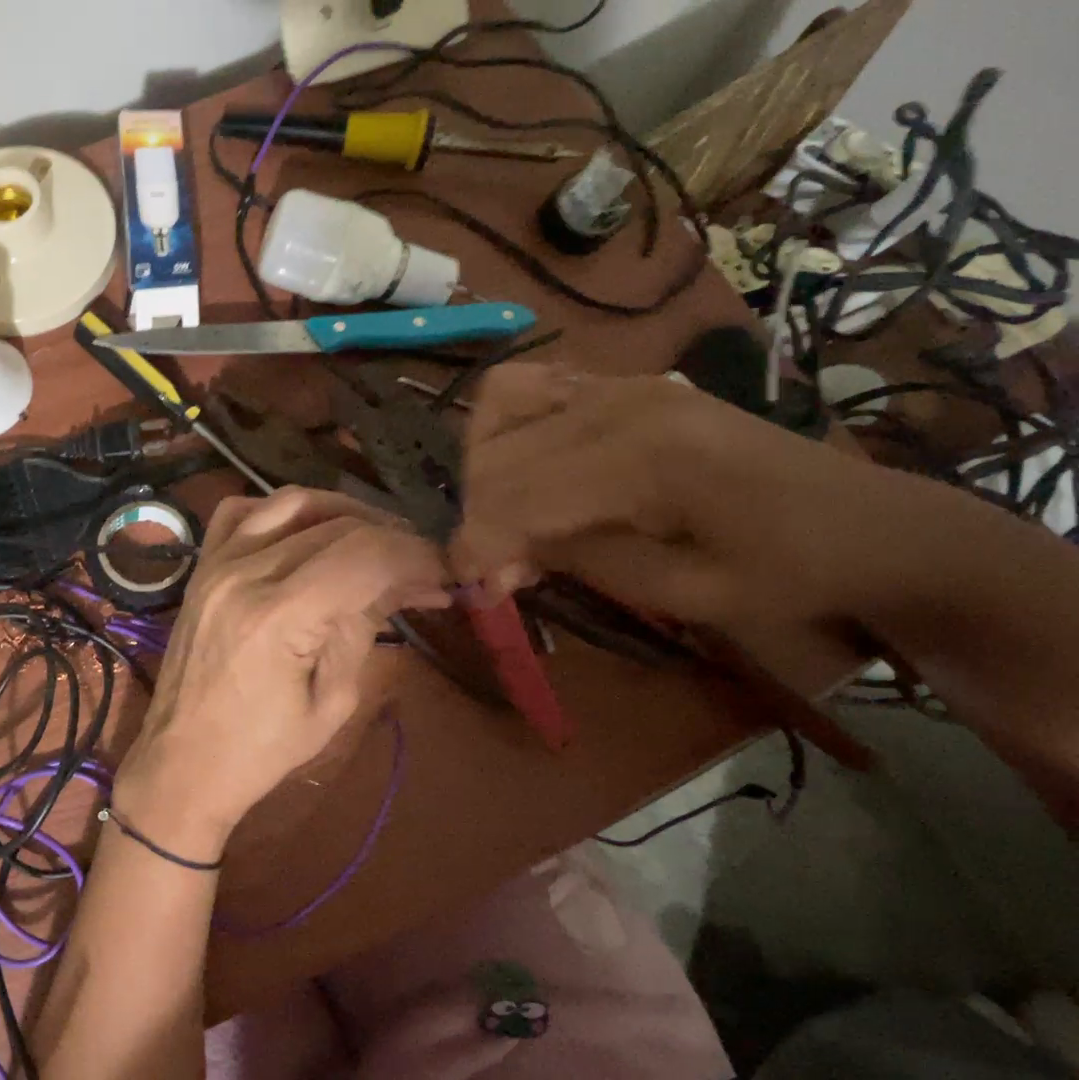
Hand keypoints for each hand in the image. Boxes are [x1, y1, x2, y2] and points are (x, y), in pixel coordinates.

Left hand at [114, 488, 450, 859]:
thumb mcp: (332, 699)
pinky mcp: (200, 568)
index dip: (416, 555)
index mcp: (278, 615)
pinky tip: (308, 534)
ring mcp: (215, 565)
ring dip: (344, 513)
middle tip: (421, 568)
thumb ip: (366, 626)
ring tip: (377, 541)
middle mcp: (244, 574)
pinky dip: (283, 512)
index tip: (444, 573)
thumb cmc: (261, 749)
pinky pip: (241, 512)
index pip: (365, 554)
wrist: (183, 762)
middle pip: (336, 525)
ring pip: (292, 503)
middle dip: (392, 539)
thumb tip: (416, 580)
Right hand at [451, 363, 966, 626]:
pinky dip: (501, 427)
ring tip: (505, 516)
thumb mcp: (683, 591)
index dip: (478, 546)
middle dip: (479, 517)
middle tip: (501, 572)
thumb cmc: (787, 572)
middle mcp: (622, 402)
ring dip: (482, 470)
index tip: (473, 591)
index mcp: (647, 457)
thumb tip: (496, 559)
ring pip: (497, 409)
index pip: (517, 495)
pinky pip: (527, 385)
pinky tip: (520, 469)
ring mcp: (621, 382)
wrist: (869, 522)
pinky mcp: (623, 382)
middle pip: (497, 454)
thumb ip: (581, 561)